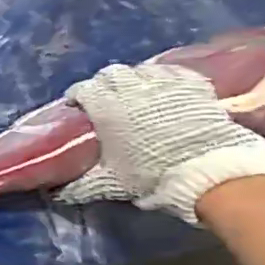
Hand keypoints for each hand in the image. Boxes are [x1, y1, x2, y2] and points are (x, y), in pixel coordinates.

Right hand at [56, 63, 264, 224]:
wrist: (210, 172)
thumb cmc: (151, 174)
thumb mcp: (109, 182)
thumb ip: (79, 185)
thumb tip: (54, 195)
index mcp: (105, 108)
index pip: (82, 89)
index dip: (77, 96)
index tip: (76, 106)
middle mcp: (132, 90)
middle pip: (112, 73)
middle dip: (105, 83)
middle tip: (105, 97)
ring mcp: (166, 86)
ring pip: (142, 69)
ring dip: (135, 78)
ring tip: (136, 91)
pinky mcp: (195, 88)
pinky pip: (175, 72)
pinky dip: (167, 77)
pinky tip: (166, 88)